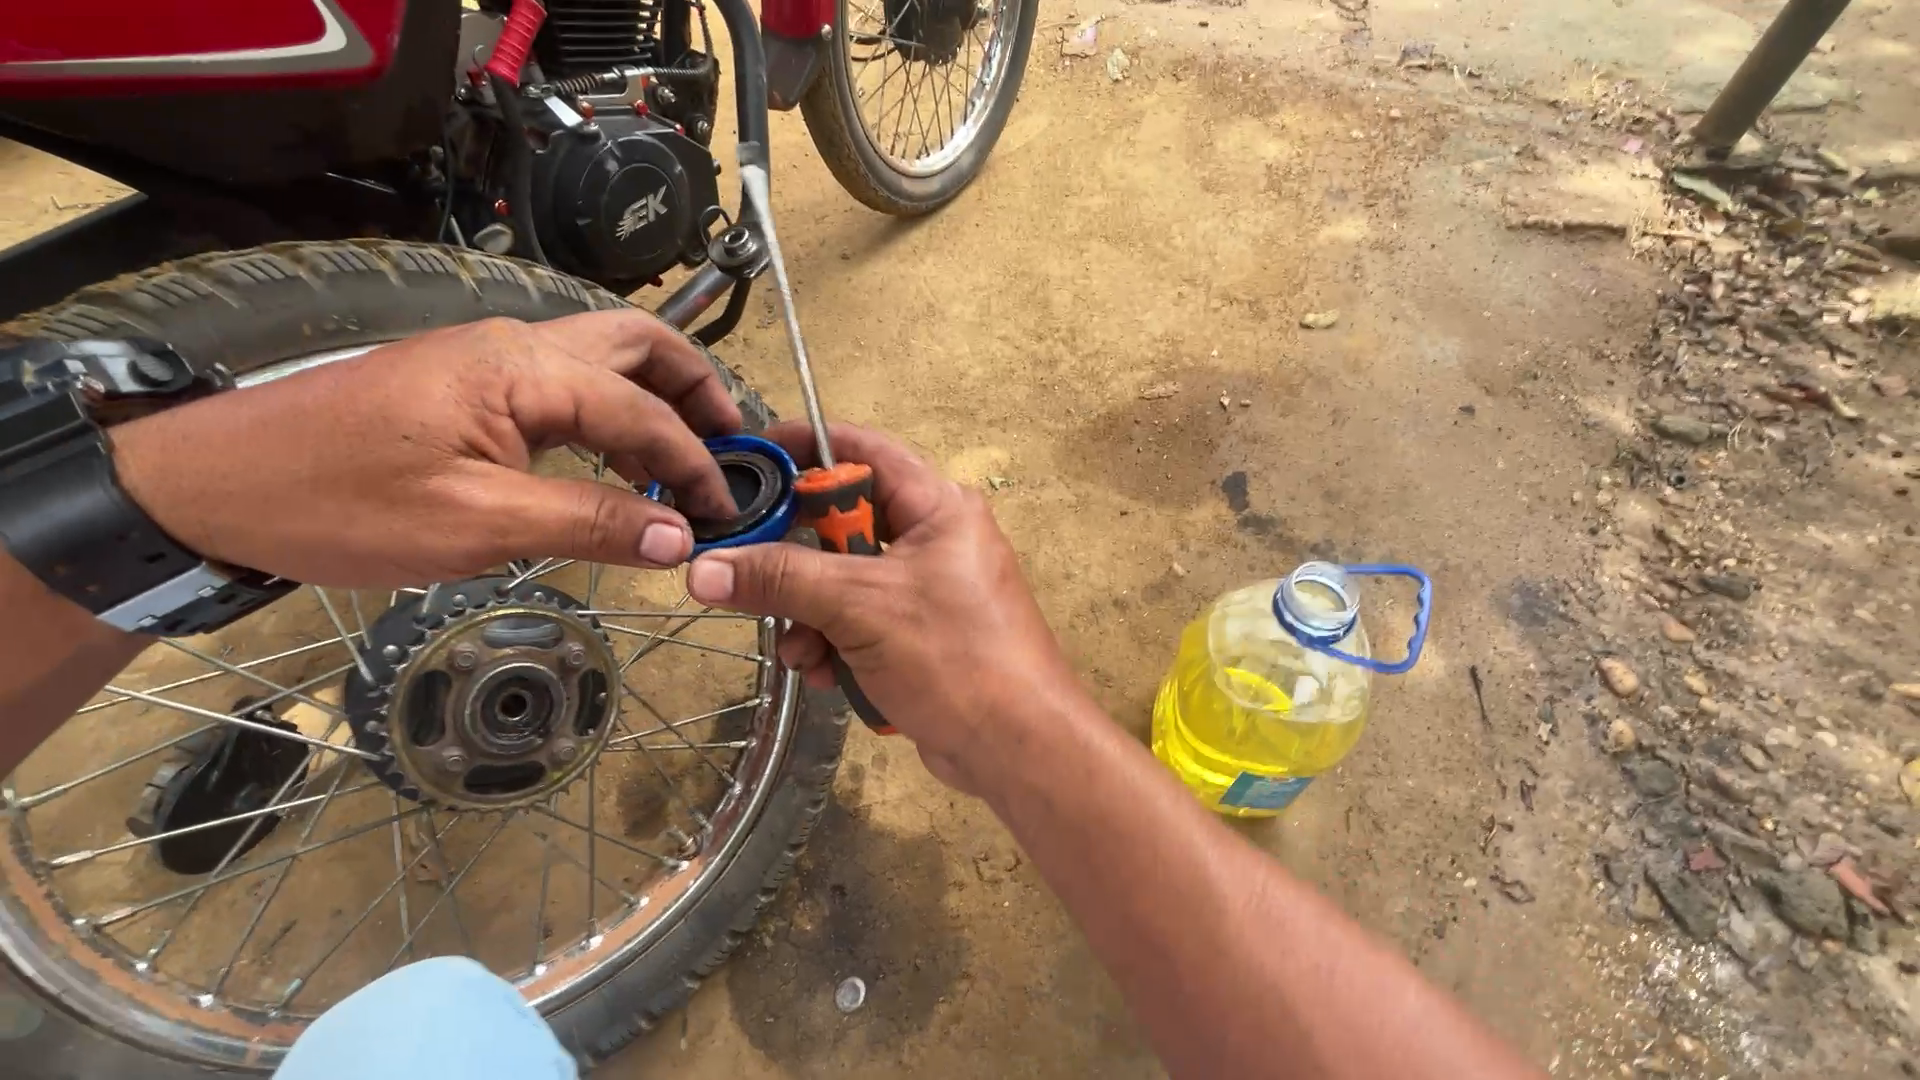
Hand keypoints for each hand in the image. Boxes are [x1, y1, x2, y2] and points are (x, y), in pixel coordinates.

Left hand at [110, 312, 740, 588]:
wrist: (211, 486)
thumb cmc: (340, 504)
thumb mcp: (477, 524)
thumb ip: (590, 522)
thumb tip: (679, 539)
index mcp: (525, 369)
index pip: (644, 413)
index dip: (695, 465)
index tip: (725, 513)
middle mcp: (520, 346)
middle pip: (641, 343)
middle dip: (699, 389)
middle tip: (732, 444)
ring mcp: (495, 361)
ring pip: (609, 358)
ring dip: (660, 402)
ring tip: (687, 463)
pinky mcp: (476, 385)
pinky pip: (573, 387)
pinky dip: (616, 418)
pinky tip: (622, 469)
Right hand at [684, 422, 1082, 793]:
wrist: (1017, 747)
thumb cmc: (952, 655)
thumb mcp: (861, 606)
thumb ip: (782, 580)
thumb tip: (702, 568)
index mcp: (936, 506)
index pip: (863, 450)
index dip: (805, 446)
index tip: (750, 458)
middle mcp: (934, 539)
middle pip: (843, 525)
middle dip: (797, 563)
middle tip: (751, 578)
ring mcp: (927, 590)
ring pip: (844, 582)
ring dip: (811, 617)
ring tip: (801, 653)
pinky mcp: (919, 635)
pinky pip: (860, 623)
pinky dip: (836, 645)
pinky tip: (826, 676)